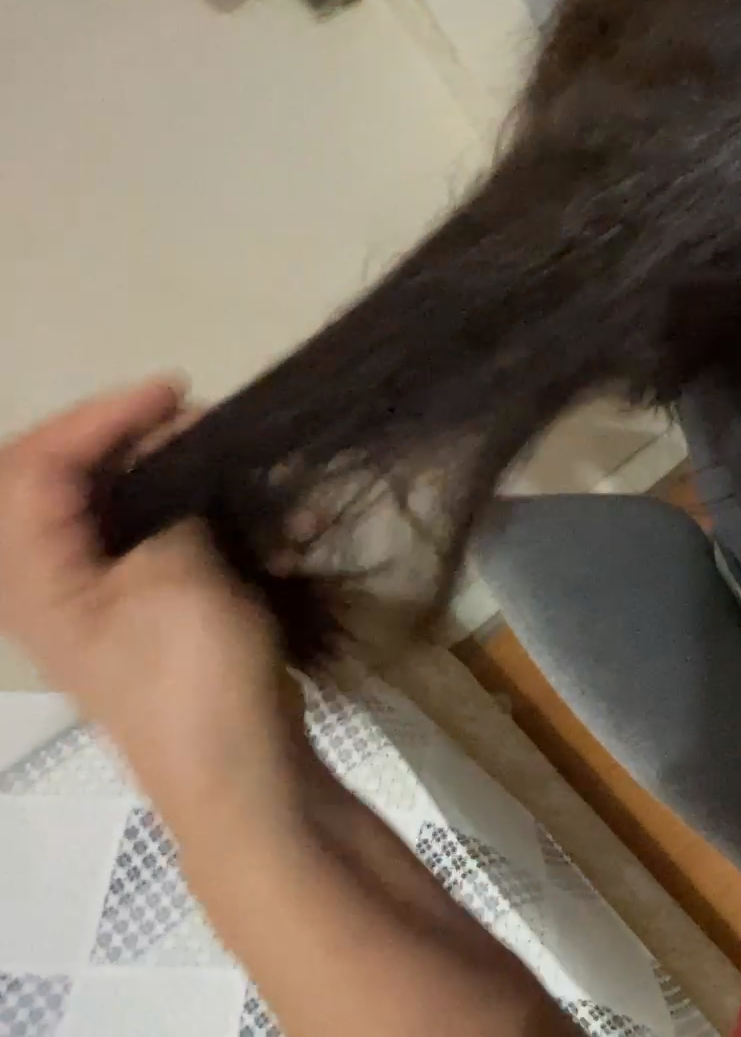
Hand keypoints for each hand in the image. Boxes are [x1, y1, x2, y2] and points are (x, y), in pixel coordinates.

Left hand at [0, 380, 297, 813]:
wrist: (233, 760)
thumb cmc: (191, 675)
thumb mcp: (177, 583)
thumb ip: (170, 515)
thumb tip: (183, 471)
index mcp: (31, 570)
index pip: (35, 466)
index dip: (101, 417)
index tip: (181, 390)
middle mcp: (59, 574)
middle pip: (87, 482)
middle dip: (162, 452)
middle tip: (228, 435)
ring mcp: (118, 593)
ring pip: (154, 513)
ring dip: (222, 499)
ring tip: (290, 506)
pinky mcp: (171, 607)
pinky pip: (197, 547)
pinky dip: (245, 534)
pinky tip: (299, 541)